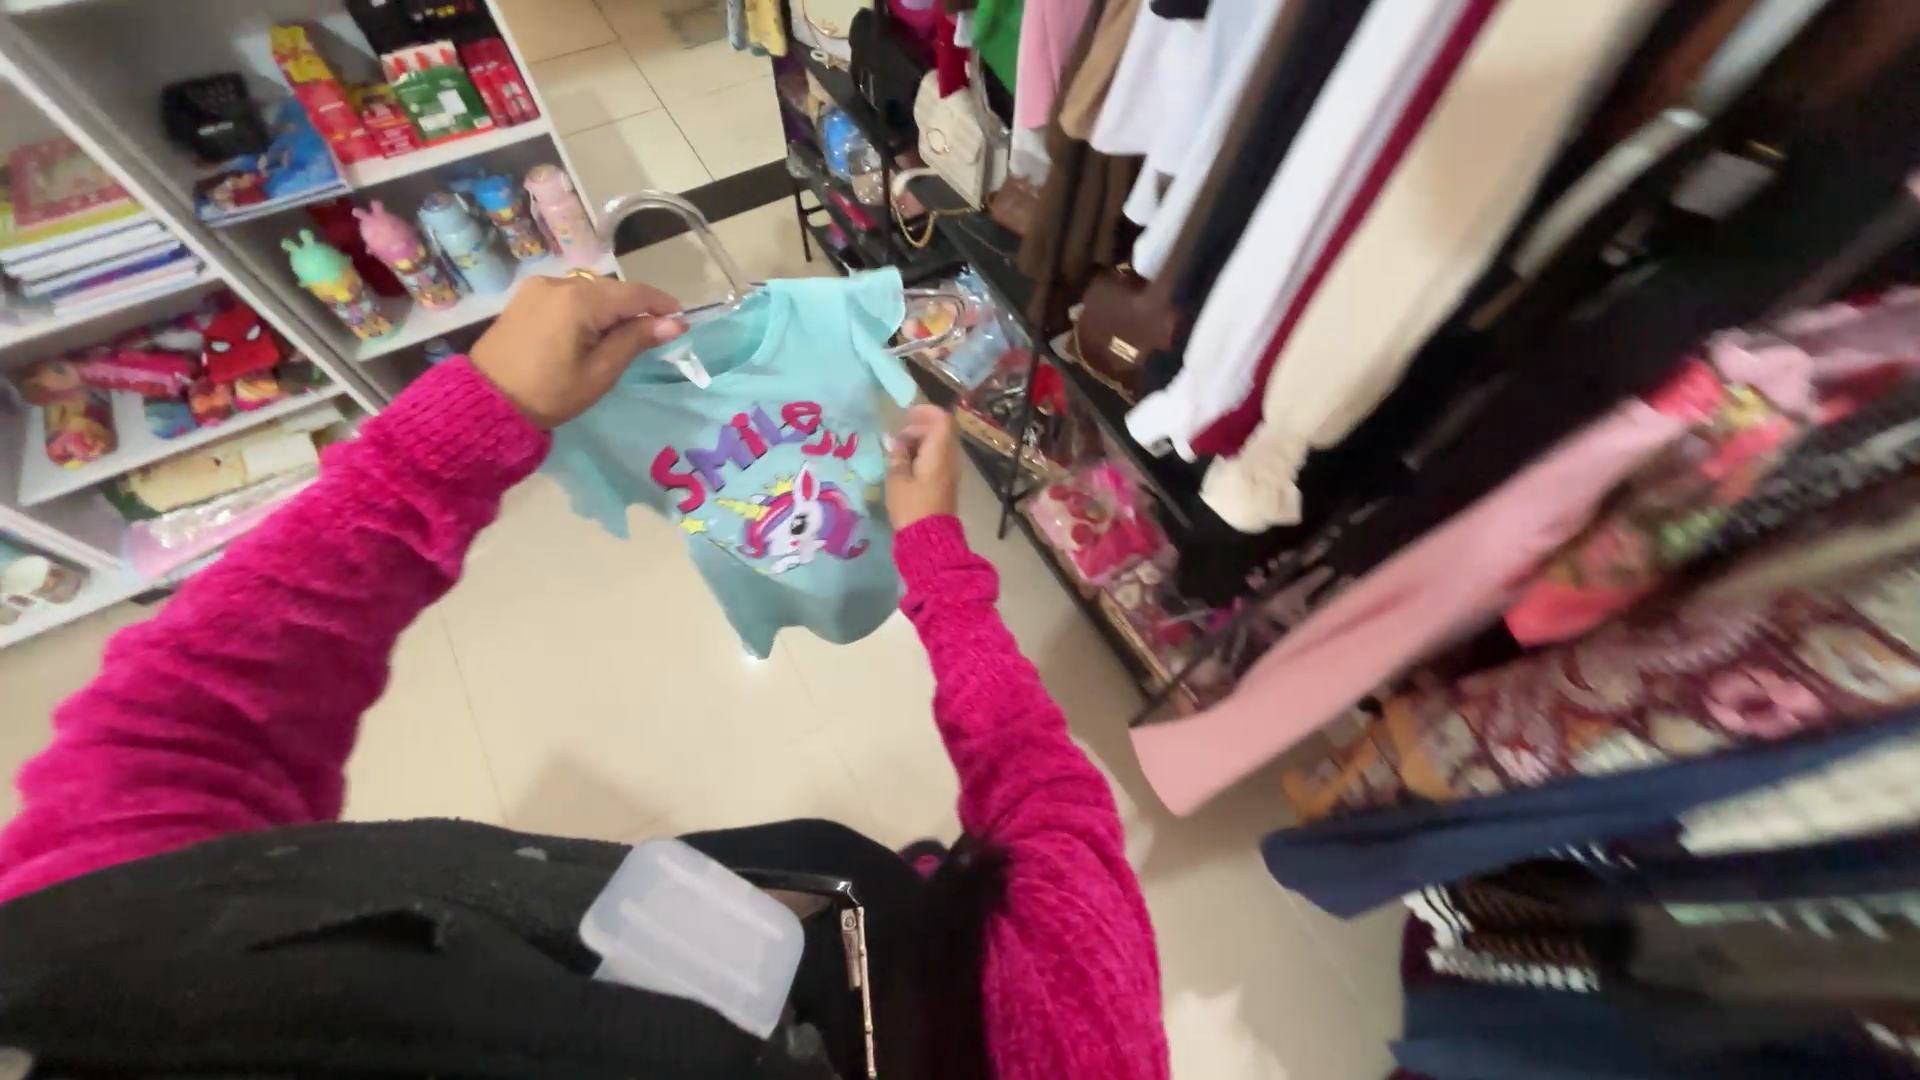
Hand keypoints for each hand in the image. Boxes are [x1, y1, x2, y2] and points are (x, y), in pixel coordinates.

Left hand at [469, 275, 685, 428]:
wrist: (489, 401)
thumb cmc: (552, 392)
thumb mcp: (601, 371)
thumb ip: (636, 340)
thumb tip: (674, 324)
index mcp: (579, 301)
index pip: (633, 293)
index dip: (662, 304)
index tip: (682, 320)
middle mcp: (559, 283)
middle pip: (612, 289)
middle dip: (638, 306)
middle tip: (658, 332)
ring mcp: (539, 288)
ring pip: (591, 290)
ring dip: (614, 307)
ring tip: (628, 334)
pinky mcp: (527, 298)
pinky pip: (571, 295)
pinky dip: (591, 308)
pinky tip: (596, 329)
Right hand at [886, 404, 960, 530]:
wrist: (929, 541)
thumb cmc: (911, 507)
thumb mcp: (897, 479)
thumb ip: (897, 456)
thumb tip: (893, 439)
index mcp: (939, 453)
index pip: (942, 419)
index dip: (924, 412)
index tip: (904, 416)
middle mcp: (950, 459)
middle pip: (939, 432)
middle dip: (917, 429)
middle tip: (895, 440)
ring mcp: (951, 472)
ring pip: (938, 447)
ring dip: (918, 445)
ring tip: (896, 455)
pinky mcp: (947, 485)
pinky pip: (937, 461)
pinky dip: (922, 458)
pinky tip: (905, 469)